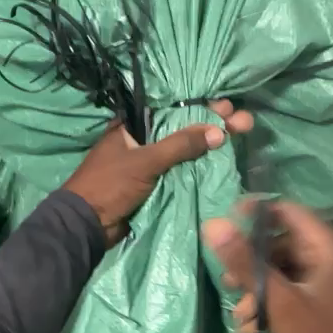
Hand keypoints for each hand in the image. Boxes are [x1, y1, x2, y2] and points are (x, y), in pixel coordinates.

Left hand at [61, 101, 253, 245]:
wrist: (88, 225)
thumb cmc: (110, 185)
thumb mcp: (145, 161)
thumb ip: (180, 146)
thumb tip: (218, 132)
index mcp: (133, 125)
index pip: (174, 109)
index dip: (202, 107)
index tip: (229, 109)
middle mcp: (142, 140)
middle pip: (184, 129)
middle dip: (213, 126)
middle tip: (244, 124)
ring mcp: (149, 164)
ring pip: (185, 152)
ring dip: (210, 147)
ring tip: (241, 137)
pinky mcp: (154, 185)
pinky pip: (180, 172)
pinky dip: (199, 169)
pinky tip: (223, 163)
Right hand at [202, 200, 332, 332]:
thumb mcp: (277, 301)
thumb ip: (246, 261)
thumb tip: (213, 224)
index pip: (290, 213)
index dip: (256, 215)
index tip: (224, 226)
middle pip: (284, 245)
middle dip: (252, 263)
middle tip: (227, 281)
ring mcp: (331, 284)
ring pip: (284, 272)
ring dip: (257, 289)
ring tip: (240, 314)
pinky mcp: (324, 305)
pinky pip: (292, 292)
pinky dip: (271, 304)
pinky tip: (251, 327)